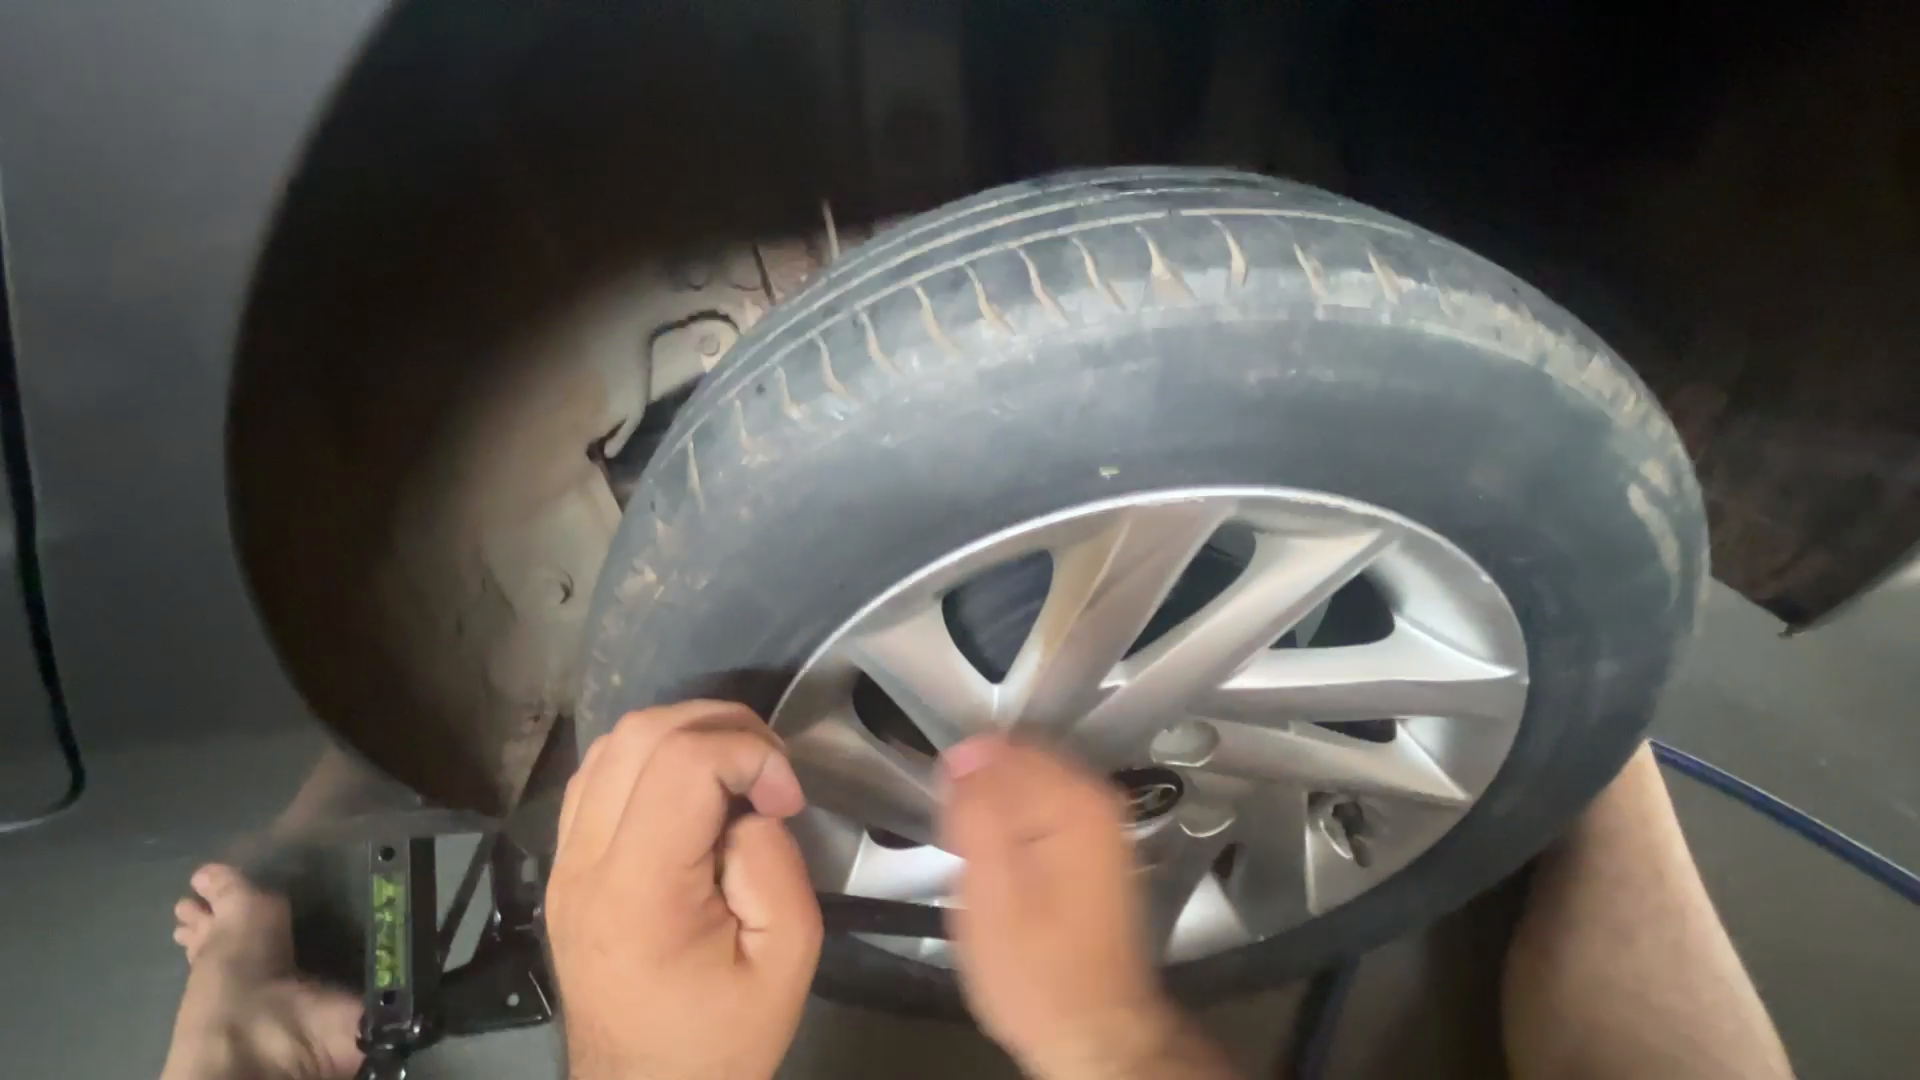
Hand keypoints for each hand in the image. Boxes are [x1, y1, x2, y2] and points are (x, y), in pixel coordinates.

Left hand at [546, 701, 821, 1079]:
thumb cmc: (723, 1037)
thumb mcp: (788, 957)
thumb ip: (775, 862)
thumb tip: (748, 807)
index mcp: (637, 892)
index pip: (685, 761)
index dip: (752, 753)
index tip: (789, 800)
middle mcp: (585, 864)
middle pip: (644, 732)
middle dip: (725, 726)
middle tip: (770, 770)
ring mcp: (564, 861)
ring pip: (616, 740)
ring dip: (688, 732)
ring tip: (736, 769)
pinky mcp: (565, 864)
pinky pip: (600, 771)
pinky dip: (653, 754)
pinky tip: (691, 786)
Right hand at [941, 737, 1231, 1078]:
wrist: (1096, 1035)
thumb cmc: (1037, 970)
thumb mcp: (989, 889)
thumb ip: (976, 810)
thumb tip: (966, 751)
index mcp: (1074, 799)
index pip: (1002, 746)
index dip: (964, 777)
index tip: (950, 820)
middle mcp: (1097, 799)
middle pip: (1017, 763)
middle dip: (981, 796)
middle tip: (966, 851)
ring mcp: (1101, 824)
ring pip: (1027, 789)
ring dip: (996, 815)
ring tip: (983, 867)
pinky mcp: (1095, 850)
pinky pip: (1041, 814)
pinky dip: (1015, 832)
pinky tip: (1004, 874)